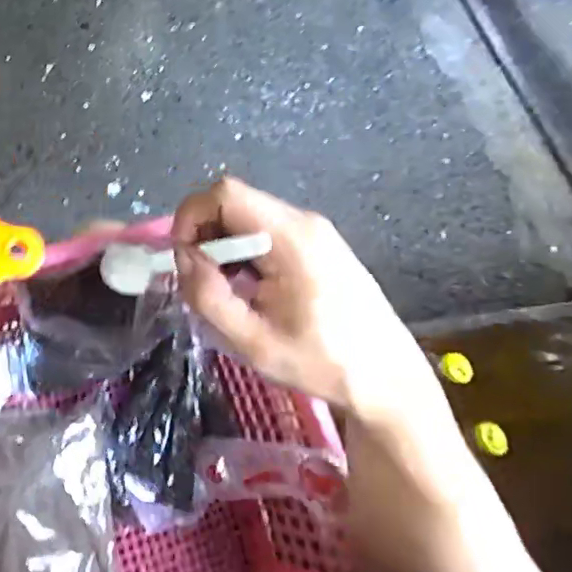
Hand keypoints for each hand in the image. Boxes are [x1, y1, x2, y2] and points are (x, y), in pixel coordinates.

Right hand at [171, 178, 437, 420]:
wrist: (389, 378)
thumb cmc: (323, 363)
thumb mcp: (254, 342)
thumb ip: (210, 297)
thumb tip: (183, 257)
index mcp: (292, 237)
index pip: (226, 193)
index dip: (192, 216)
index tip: (183, 258)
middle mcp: (304, 221)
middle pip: (235, 201)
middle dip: (205, 234)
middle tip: (202, 281)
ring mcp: (315, 229)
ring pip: (249, 215)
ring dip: (224, 245)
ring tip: (228, 290)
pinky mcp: (319, 242)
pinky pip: (267, 229)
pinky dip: (245, 250)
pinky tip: (252, 289)